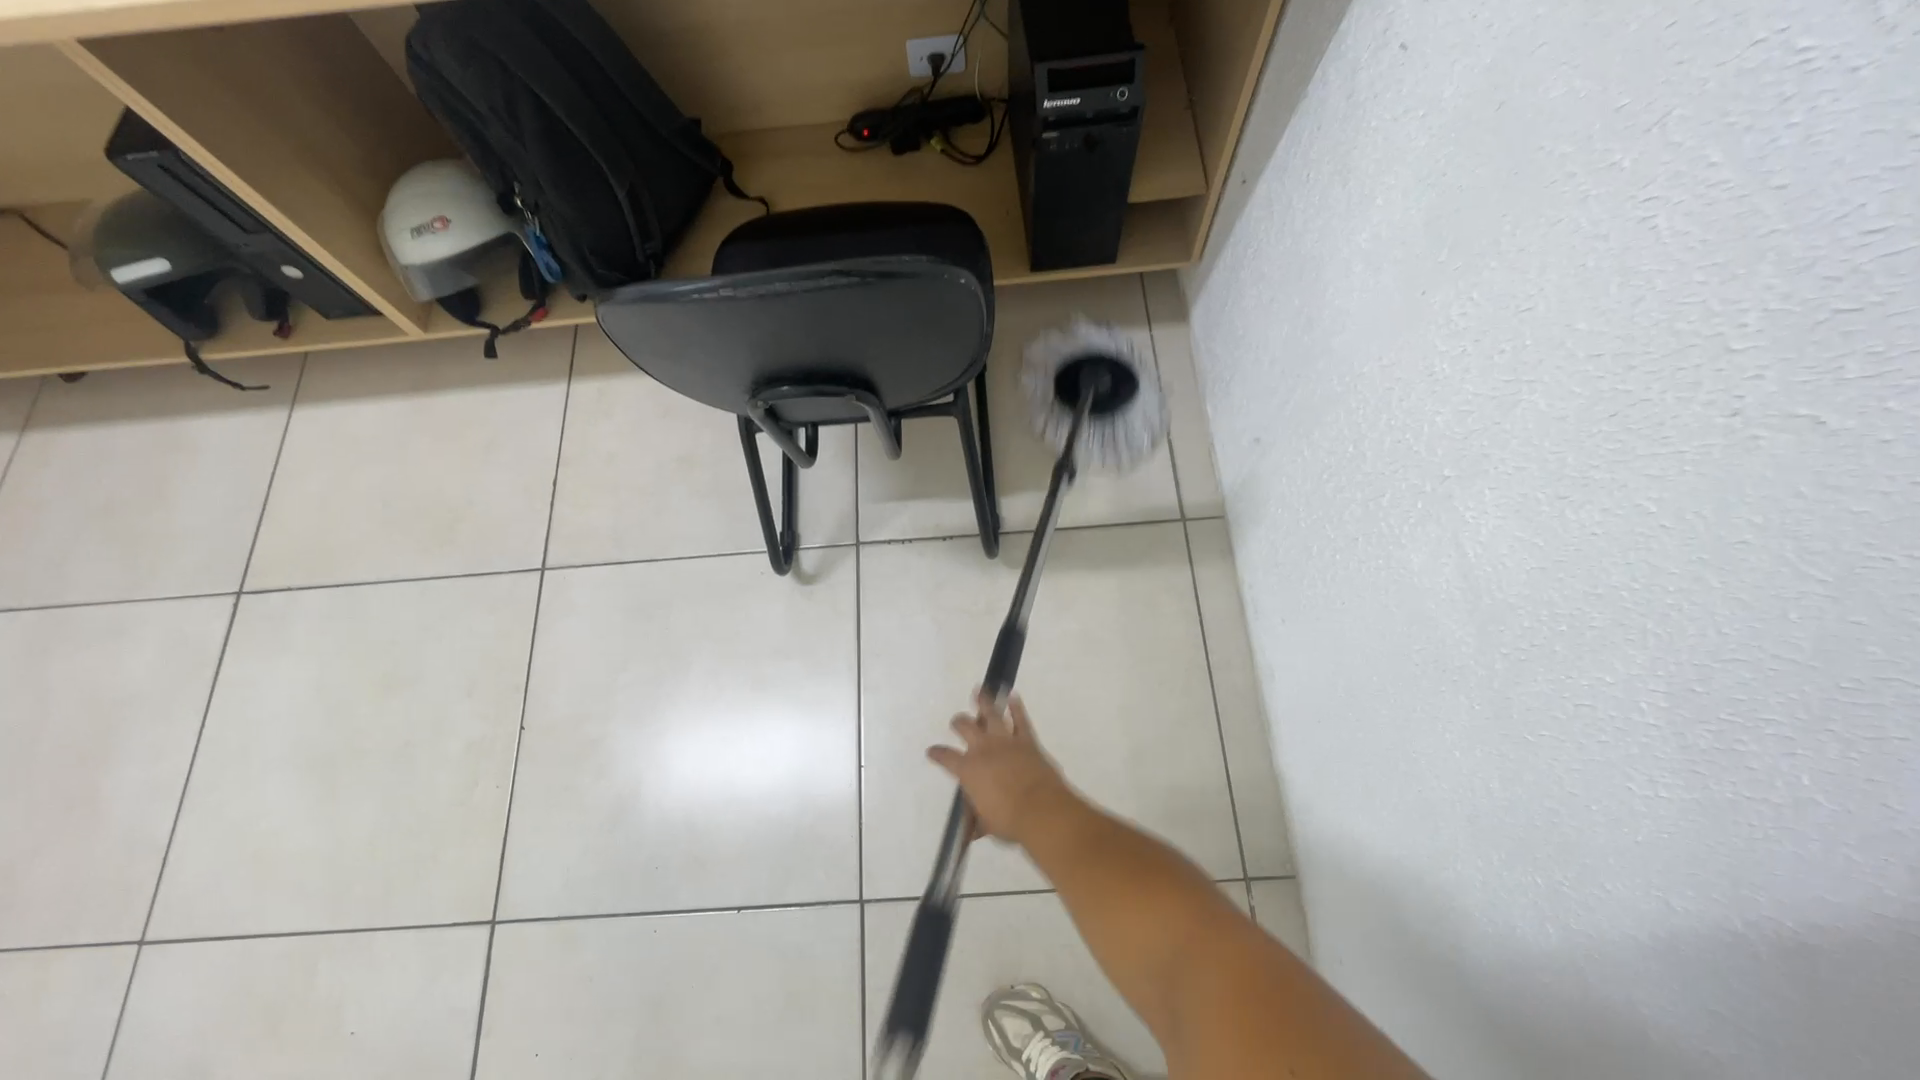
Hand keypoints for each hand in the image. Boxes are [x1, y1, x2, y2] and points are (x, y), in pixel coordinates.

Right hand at [927, 691, 1080, 846]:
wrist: (1041, 811)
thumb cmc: (1009, 821)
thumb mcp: (987, 824)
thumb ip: (977, 823)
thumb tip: (971, 834)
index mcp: (968, 770)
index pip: (945, 757)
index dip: (937, 753)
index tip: (932, 751)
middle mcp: (983, 750)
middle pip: (965, 727)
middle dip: (959, 723)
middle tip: (957, 722)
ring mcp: (1006, 742)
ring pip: (991, 714)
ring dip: (984, 701)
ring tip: (979, 690)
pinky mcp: (1027, 741)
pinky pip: (1021, 720)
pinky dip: (1016, 707)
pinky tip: (1013, 696)